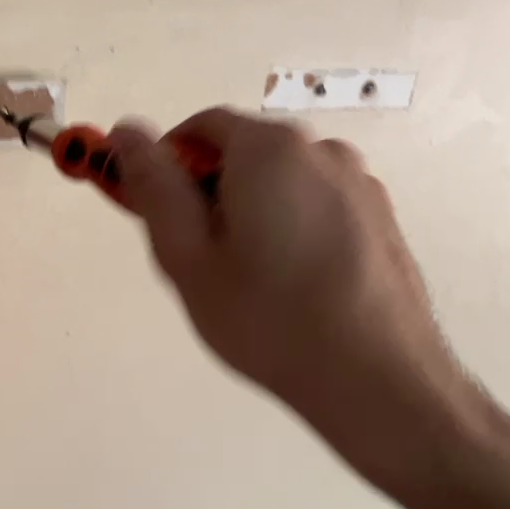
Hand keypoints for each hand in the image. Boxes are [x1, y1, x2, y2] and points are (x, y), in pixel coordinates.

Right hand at [109, 110, 476, 481]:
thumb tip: (126, 131)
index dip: (167, 162)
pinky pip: (317, 206)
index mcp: (269, 149)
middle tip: (199, 259)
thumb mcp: (187, 256)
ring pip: (281, 182)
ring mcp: (360, 184)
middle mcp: (321, 150)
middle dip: (209, 192)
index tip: (158, 214)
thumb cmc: (266, 317)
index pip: (201, 126)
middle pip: (244, 153)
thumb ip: (154, 185)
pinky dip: (290, 228)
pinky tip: (292, 287)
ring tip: (248, 280)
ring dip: (251, 212)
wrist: (378, 382)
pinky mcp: (383, 220)